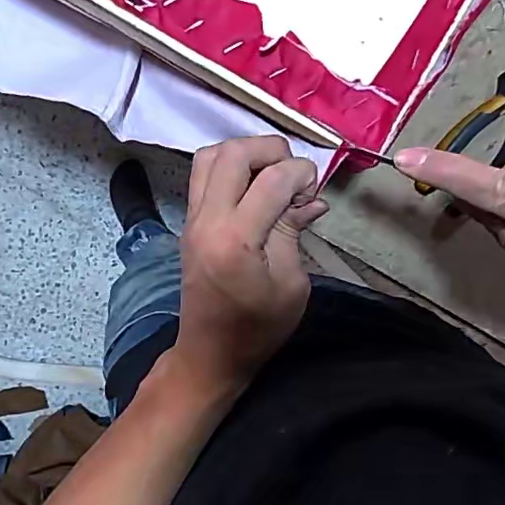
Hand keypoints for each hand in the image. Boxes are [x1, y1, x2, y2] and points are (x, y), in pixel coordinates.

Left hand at [172, 137, 328, 391]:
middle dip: (270, 150)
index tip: (315, 189)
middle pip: (233, 153)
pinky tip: (254, 187)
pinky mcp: (189, 222)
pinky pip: (203, 175)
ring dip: (245, 153)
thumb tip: (311, 197)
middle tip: (293, 173)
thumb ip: (293, 232)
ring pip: (210, 155)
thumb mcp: (291, 285)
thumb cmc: (256, 329)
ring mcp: (192, 219)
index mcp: (236, 240)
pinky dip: (230, 167)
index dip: (302, 173)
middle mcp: (207, 220)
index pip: (271, 180)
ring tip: (272, 174)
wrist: (209, 354)